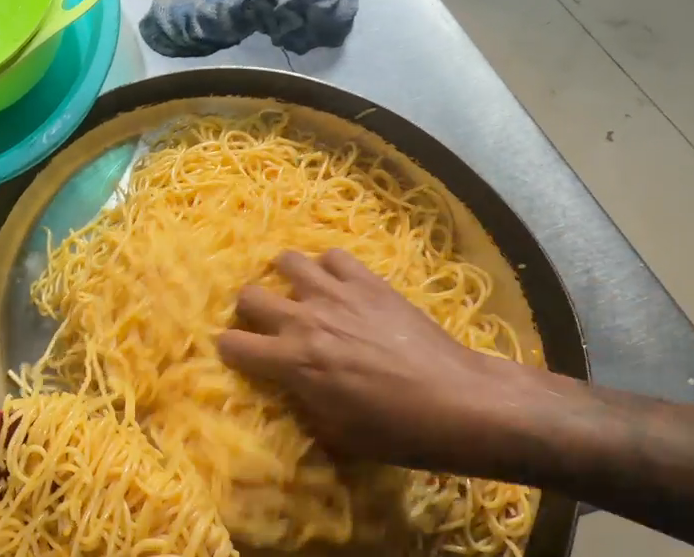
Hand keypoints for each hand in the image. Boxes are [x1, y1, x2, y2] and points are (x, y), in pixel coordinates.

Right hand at [217, 249, 548, 469]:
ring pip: (286, 260)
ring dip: (288, 277)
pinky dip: (330, 268)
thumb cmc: (401, 431)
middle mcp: (305, 320)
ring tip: (301, 291)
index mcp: (294, 362)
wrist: (463, 402)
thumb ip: (304, 406)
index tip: (239, 354)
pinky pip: (332, 257)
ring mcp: (335, 294)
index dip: (230, 350)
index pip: (233, 345)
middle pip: (249, 294)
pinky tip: (340, 284)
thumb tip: (289, 392)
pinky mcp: (367, 280)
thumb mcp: (341, 435)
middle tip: (269, 322)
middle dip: (251, 309)